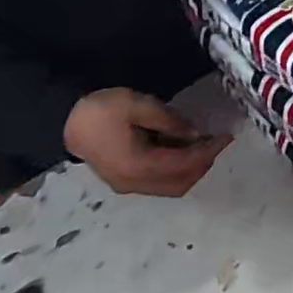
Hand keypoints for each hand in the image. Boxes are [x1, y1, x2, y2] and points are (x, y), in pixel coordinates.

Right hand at [63, 88, 230, 196]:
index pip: (183, 166)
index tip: (225, 137)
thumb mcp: (139, 105)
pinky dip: (177, 169)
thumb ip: (169, 121)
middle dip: (202, 165)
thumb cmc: (103, 110)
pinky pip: (159, 182)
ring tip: (205, 144)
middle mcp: (134, 183)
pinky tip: (184, 148)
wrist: (66, 122)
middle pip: (178, 184)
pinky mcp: (124, 180)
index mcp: (137, 166)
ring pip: (169, 187)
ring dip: (191, 169)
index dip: (207, 152)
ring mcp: (127, 185)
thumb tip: (195, 134)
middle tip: (217, 141)